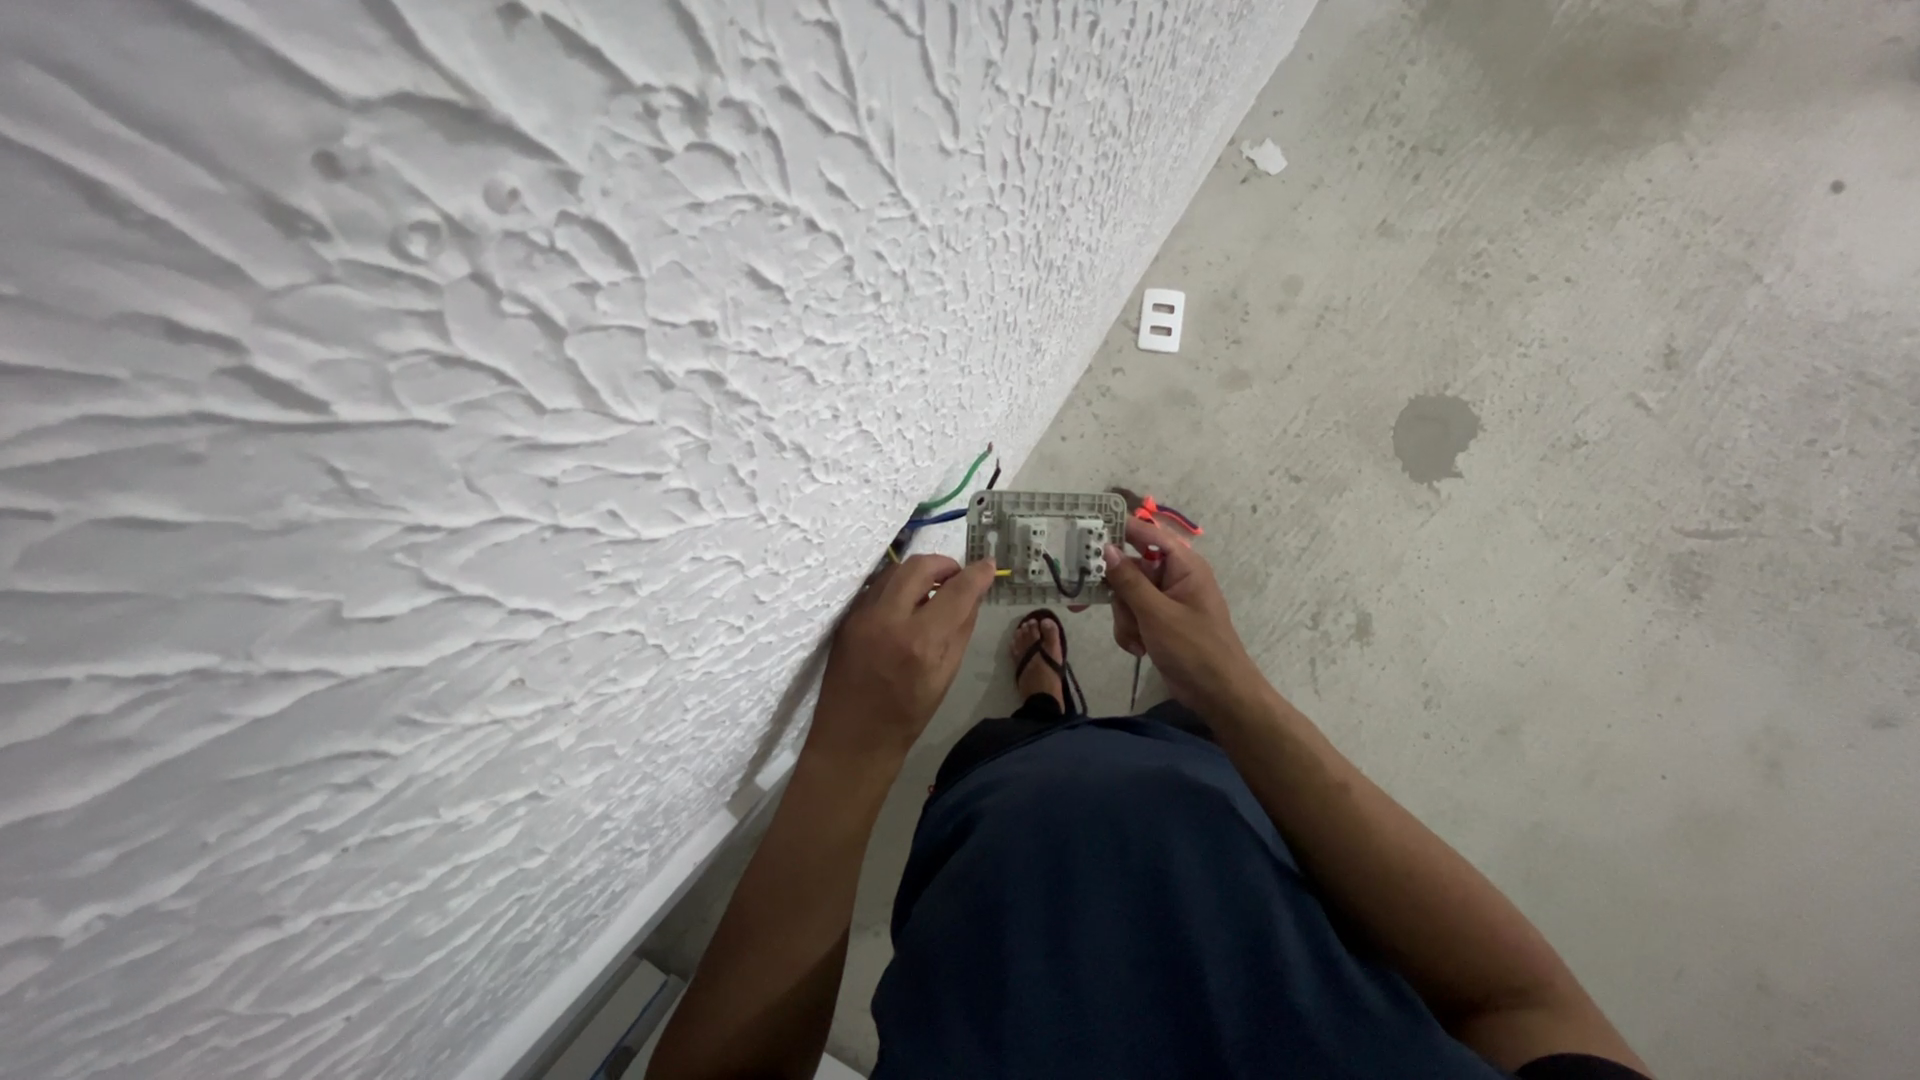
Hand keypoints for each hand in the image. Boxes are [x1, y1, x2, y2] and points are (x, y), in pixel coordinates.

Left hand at [809, 553, 996, 764]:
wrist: (853, 737)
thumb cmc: (908, 714)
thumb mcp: (946, 675)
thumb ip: (961, 629)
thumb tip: (974, 594)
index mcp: (919, 642)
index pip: (956, 591)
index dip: (977, 574)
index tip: (989, 565)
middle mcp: (888, 620)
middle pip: (920, 566)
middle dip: (945, 564)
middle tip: (957, 578)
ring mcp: (862, 616)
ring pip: (895, 570)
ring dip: (919, 572)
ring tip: (932, 590)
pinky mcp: (847, 618)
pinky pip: (877, 586)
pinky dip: (897, 585)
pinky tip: (906, 604)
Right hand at [1104, 519, 1266, 713]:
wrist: (1217, 693)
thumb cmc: (1194, 648)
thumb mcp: (1156, 614)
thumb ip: (1129, 581)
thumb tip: (1105, 548)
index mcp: (1183, 565)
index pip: (1147, 533)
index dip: (1119, 529)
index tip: (1086, 529)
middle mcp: (1174, 577)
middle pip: (1130, 568)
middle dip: (1117, 593)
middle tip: (1083, 603)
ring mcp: (1165, 600)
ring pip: (1126, 595)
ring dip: (1124, 619)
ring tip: (1137, 638)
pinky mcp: (1158, 621)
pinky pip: (1131, 615)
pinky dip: (1130, 631)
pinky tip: (1140, 649)